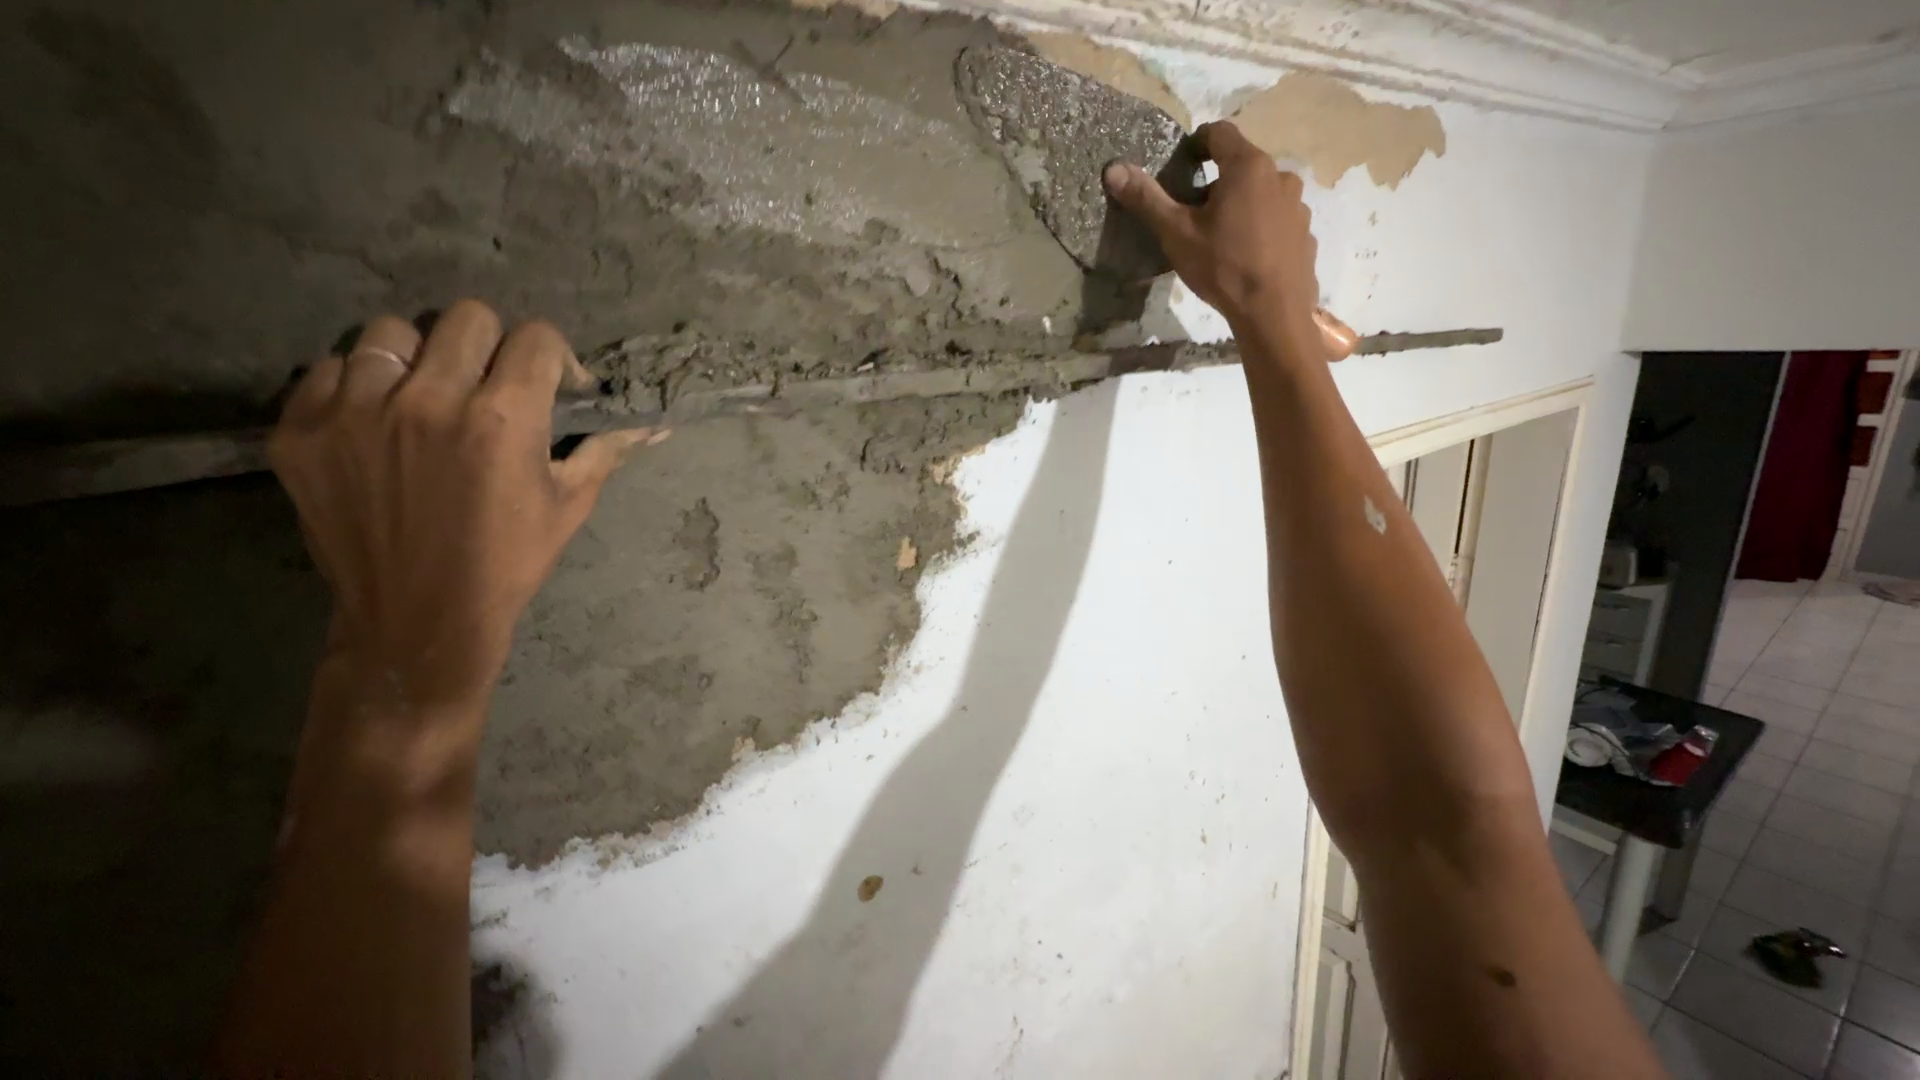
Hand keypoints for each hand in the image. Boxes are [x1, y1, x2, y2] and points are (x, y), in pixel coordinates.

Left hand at [270, 299, 665, 709]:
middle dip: (492, 347)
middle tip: (491, 386)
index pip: (536, 336)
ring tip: (425, 396)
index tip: (553, 385)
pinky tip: (375, 423)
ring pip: (391, 333)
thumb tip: (658, 423)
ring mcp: (355, 412)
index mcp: (504, 419)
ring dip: (419, 358)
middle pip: (467, 317)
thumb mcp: (570, 505)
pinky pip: (330, 371)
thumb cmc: (508, 562)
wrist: (417, 619)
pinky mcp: (301, 431)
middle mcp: (429, 400)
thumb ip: (607, 450)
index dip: (553, 357)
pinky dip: (357, 388)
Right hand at [1104, 121, 1323, 350]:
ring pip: (1262, 193)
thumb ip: (1147, 199)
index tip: (1182, 165)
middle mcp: (1280, 175)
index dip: (1197, 143)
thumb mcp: (1177, 234)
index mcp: (1248, 167)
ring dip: (1242, 205)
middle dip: (1217, 181)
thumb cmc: (1223, 267)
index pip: (1220, 133)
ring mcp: (1298, 205)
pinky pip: (1278, 220)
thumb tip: (1113, 169)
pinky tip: (1247, 256)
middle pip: (1242, 165)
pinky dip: (1262, 228)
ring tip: (1222, 238)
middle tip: (1195, 214)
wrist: (1274, 313)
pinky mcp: (1306, 233)